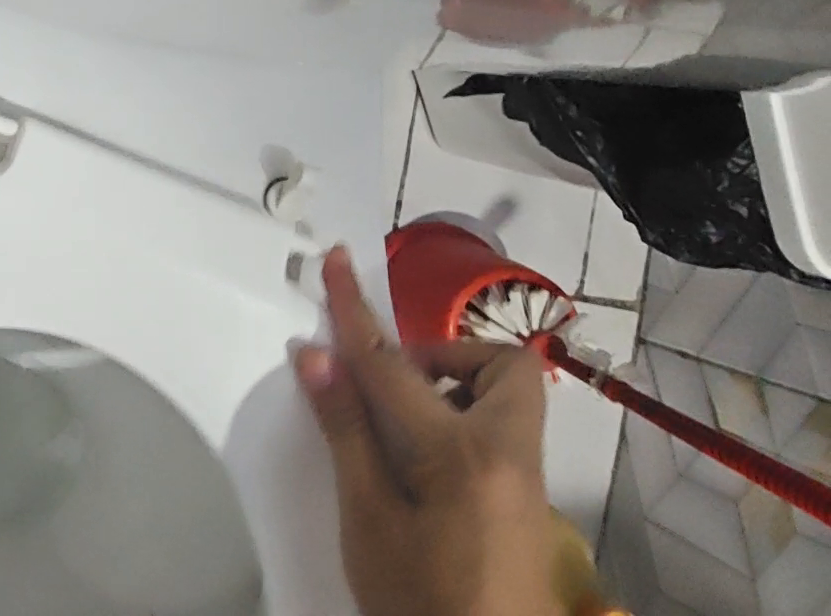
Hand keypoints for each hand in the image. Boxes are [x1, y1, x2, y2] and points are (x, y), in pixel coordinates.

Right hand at [292, 247, 561, 615]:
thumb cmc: (416, 596)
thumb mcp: (366, 515)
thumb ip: (346, 429)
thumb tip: (316, 355)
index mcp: (461, 455)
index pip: (392, 364)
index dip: (355, 308)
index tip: (336, 259)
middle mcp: (509, 455)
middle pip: (501, 367)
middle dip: (444, 354)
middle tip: (391, 384)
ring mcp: (526, 480)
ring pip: (505, 399)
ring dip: (452, 388)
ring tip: (399, 428)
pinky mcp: (526, 501)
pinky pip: (498, 431)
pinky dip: (459, 419)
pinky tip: (421, 464)